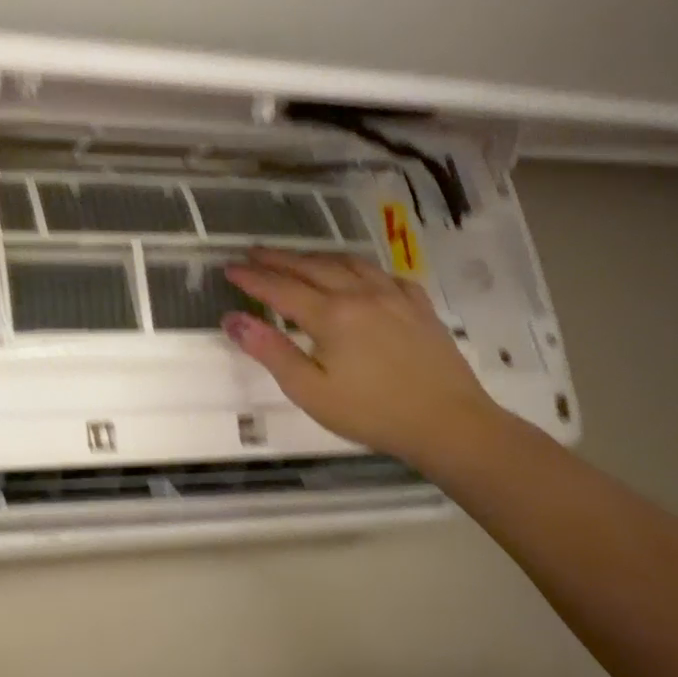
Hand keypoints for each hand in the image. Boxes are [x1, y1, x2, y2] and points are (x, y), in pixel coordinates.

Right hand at [222, 247, 504, 462]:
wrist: (449, 423)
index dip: (252, 278)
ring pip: (349, 263)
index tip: (229, 268)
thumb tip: (232, 319)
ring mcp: (395, 297)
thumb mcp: (308, 389)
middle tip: (253, 253)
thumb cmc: (370, 412)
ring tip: (297, 258)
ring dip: (316, 257)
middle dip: (279, 259)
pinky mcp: (419, 307)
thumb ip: (270, 351)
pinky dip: (359, 268)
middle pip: (313, 267)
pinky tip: (356, 275)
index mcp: (331, 315)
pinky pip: (384, 274)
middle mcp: (362, 295)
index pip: (280, 289)